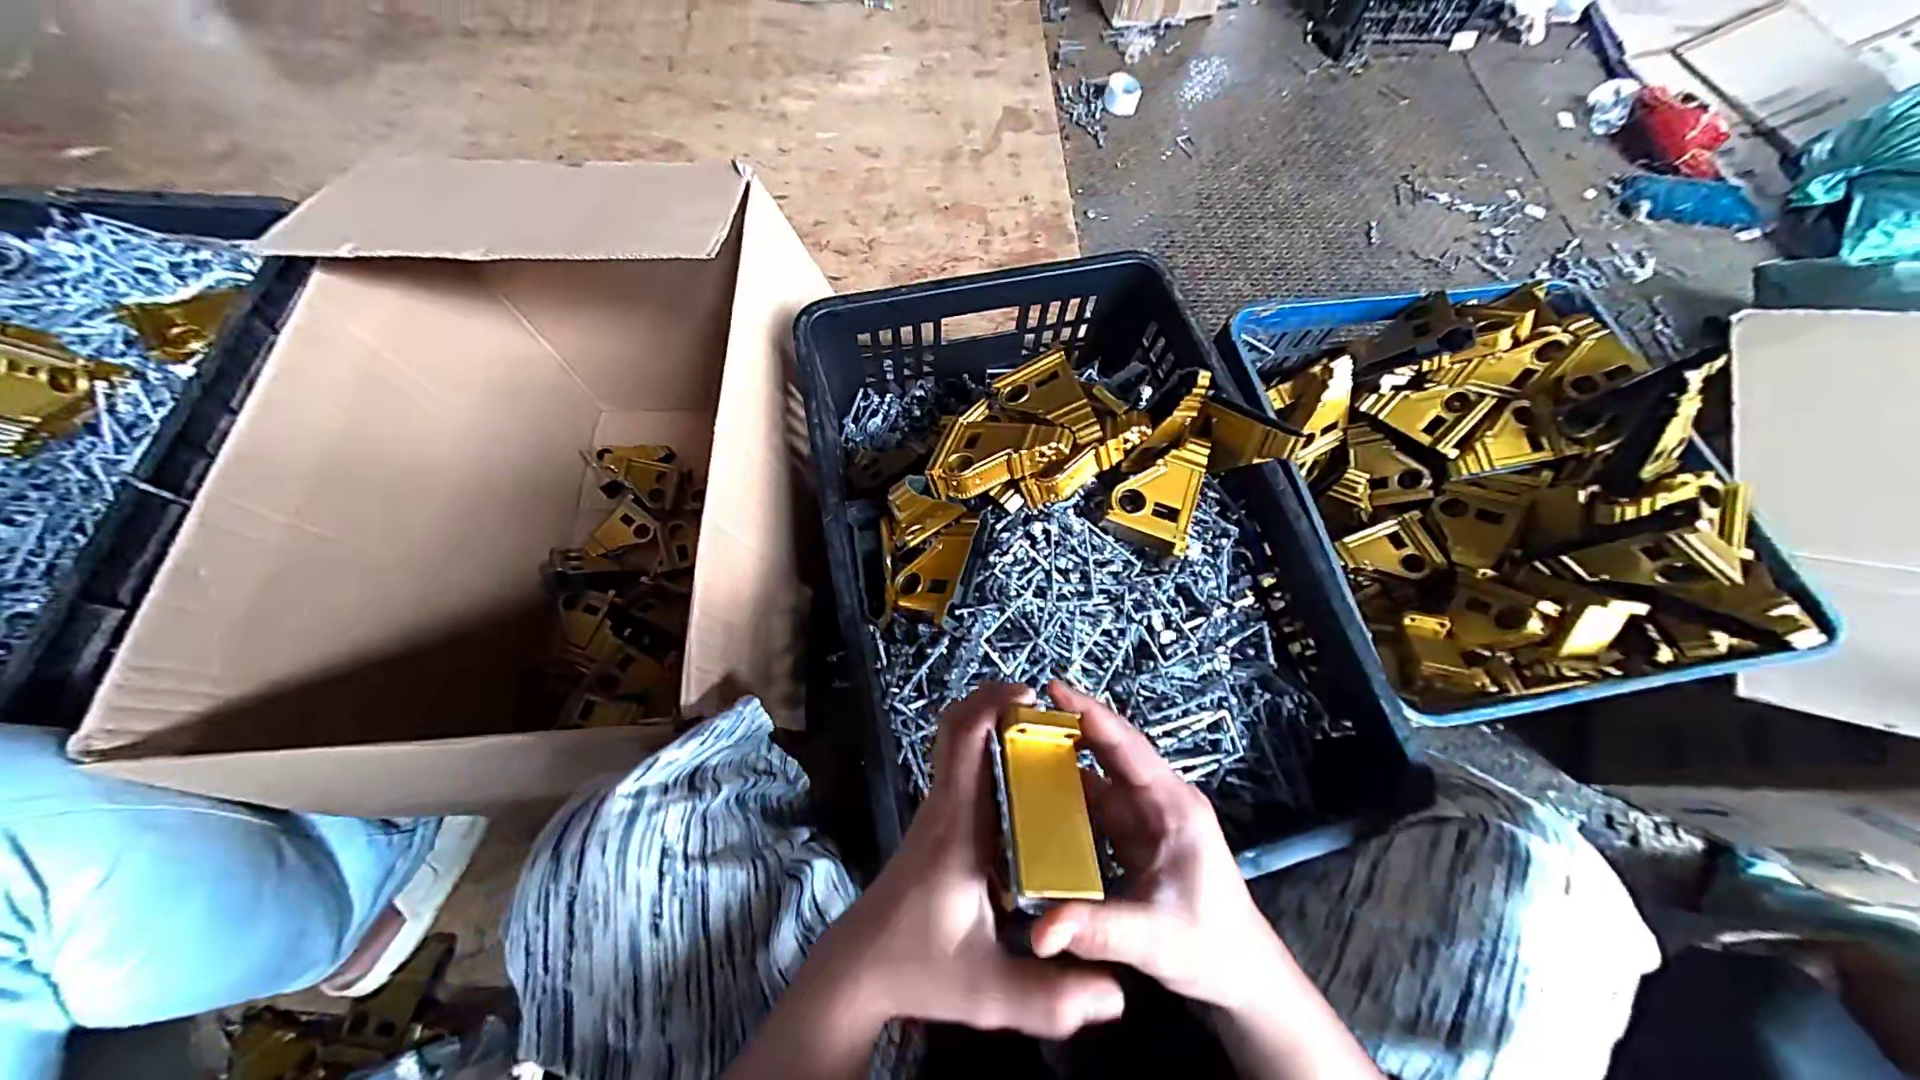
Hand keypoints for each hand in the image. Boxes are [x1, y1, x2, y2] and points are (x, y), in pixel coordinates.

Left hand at [806, 682, 1125, 1037]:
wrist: (860, 971)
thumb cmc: (919, 969)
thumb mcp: (990, 992)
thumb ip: (1053, 997)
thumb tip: (1120, 996)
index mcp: (956, 824)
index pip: (963, 739)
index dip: (991, 702)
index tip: (1029, 693)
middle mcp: (944, 808)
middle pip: (956, 729)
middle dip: (995, 703)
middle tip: (1044, 710)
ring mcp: (938, 815)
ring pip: (958, 748)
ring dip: (993, 728)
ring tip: (1047, 739)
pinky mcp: (939, 828)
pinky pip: (964, 774)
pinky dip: (991, 757)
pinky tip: (1030, 787)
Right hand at [1029, 681, 1381, 1079]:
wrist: (1240, 974)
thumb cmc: (1210, 948)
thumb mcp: (1153, 940)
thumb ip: (1097, 930)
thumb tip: (1040, 932)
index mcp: (1173, 807)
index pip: (1129, 748)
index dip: (1092, 715)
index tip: (1054, 688)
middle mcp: (1160, 801)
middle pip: (1113, 750)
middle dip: (1073, 725)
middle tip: (1026, 709)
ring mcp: (1147, 816)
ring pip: (1101, 774)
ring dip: (1067, 757)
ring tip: (1022, 742)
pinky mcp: (1135, 833)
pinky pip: (1097, 801)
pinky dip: (1068, 791)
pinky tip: (1039, 790)